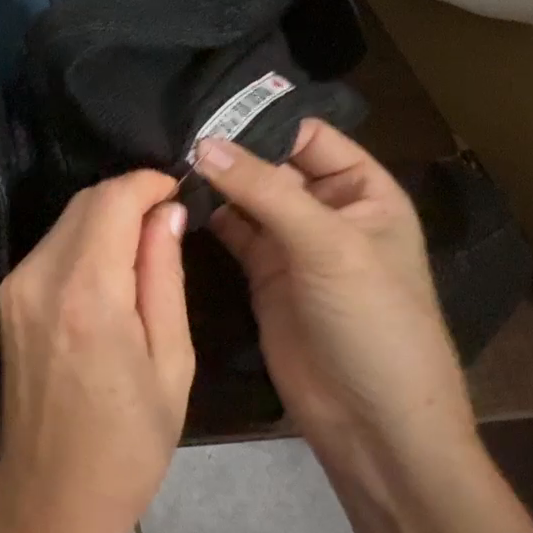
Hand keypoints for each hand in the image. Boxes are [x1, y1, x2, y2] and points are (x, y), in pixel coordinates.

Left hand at [0, 172, 192, 532]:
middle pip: (84, 202)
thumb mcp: (171, 362)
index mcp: (86, 294)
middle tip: (168, 220)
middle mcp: (38, 277)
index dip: (147, 183)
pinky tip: (110, 271)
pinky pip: (50, 248)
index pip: (112, 199)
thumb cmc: (129, 442)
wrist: (54, 495)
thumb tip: (167, 213)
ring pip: (65, 221)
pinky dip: (83, 242)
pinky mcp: (5, 299)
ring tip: (146, 248)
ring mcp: (14, 286)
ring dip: (105, 219)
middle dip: (128, 197)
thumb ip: (164, 276)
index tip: (178, 190)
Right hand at [197, 120, 472, 475]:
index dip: (259, 120)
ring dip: (210, 180)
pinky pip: (229, 228)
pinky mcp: (262, 271)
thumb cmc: (372, 322)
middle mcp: (326, 208)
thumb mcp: (328, 246)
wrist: (373, 424)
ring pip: (244, 194)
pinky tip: (169, 198)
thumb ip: (263, 191)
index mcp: (363, 191)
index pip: (306, 135)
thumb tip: (200, 143)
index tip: (201, 109)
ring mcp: (292, 241)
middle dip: (226, 148)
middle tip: (166, 130)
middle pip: (269, 162)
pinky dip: (203, 213)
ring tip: (159, 157)